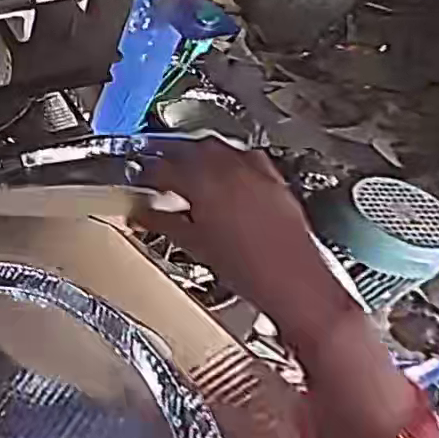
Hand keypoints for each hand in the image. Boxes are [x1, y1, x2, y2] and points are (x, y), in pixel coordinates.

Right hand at [131, 139, 360, 343]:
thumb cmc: (250, 272)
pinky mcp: (275, 183)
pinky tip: (226, 174)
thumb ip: (161, 221)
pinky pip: (247, 157)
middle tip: (158, 172)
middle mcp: (230, 171)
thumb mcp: (192, 245)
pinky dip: (231, 160)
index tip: (140, 181)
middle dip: (169, 157)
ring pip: (218, 147)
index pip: (162, 167)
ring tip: (188, 171)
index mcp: (202, 183)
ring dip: (198, 154)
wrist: (297, 290)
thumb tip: (142, 214)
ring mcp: (255, 175)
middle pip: (189, 148)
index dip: (146, 174)